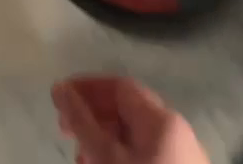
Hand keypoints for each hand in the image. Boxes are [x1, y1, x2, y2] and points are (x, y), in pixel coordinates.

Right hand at [53, 76, 208, 163]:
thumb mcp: (105, 156)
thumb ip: (80, 119)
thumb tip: (60, 88)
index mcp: (162, 120)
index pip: (119, 86)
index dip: (86, 88)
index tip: (59, 102)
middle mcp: (178, 134)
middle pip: (126, 112)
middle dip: (92, 119)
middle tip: (65, 133)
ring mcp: (183, 160)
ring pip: (134, 139)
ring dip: (102, 143)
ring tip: (82, 162)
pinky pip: (146, 159)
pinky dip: (120, 160)